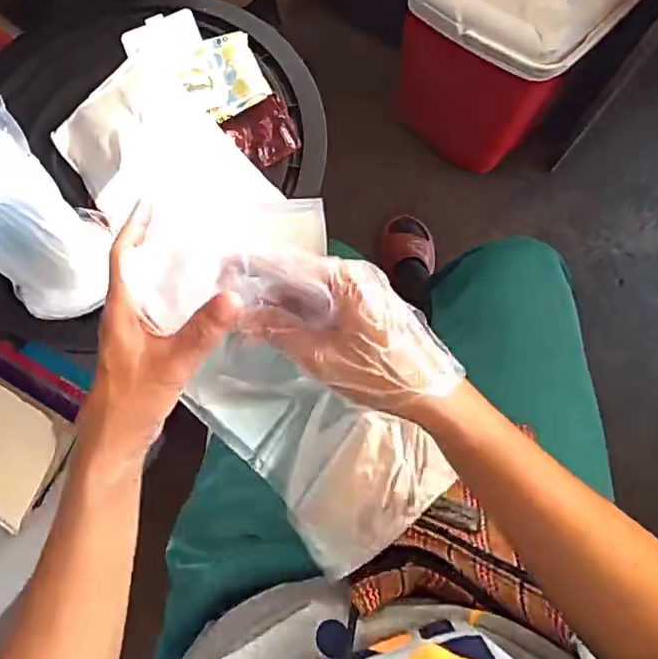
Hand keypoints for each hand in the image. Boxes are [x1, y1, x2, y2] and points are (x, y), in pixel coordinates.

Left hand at [78, 204, 240, 472]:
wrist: (114, 442)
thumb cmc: (132, 400)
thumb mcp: (171, 364)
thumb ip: (202, 332)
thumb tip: (233, 295)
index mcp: (121, 310)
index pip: (122, 258)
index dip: (133, 230)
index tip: (148, 206)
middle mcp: (123, 315)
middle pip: (135, 269)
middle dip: (154, 244)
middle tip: (184, 224)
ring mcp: (131, 332)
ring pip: (147, 290)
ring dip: (165, 270)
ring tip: (196, 253)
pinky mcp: (142, 347)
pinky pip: (157, 310)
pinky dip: (174, 297)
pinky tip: (197, 300)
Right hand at [240, 255, 463, 417]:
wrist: (432, 395)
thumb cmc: (381, 375)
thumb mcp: (321, 356)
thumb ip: (281, 332)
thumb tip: (246, 316)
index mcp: (345, 278)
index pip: (289, 263)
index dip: (254, 266)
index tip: (225, 268)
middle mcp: (353, 275)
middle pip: (298, 273)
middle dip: (264, 286)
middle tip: (231, 298)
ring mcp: (361, 289)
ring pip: (309, 288)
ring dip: (280, 301)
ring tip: (248, 314)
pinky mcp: (364, 305)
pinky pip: (323, 300)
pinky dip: (300, 310)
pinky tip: (279, 323)